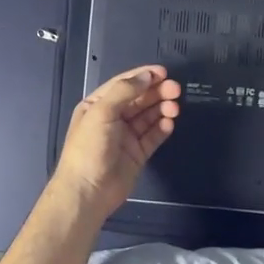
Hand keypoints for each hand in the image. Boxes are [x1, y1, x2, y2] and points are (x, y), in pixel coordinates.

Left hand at [52, 64, 181, 219]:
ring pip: (148, 118)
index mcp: (97, 105)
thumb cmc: (89, 148)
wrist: (87, 191)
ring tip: (175, 107)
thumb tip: (146, 76)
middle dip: (157, 92)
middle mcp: (112, 119)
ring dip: (162, 109)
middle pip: (139, 100)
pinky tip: (170, 123)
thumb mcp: (101, 112)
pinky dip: (162, 129)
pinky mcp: (137, 154)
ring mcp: (125, 137)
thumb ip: (125, 91)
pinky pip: (152, 137)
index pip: (123, 85)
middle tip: (176, 89)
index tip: (164, 72)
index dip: (143, 76)